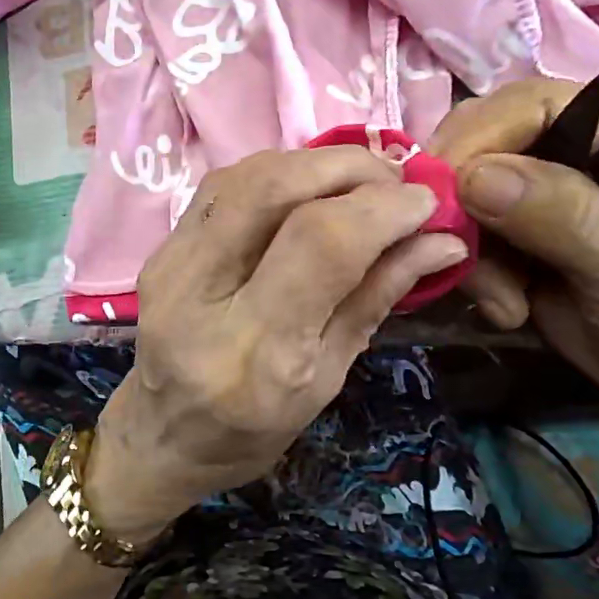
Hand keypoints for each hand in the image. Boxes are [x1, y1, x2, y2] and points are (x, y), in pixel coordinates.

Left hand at [85, 147, 470, 544]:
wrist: (162, 434)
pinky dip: (274, 175)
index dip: (382, 206)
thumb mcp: (326, 379)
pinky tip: (304, 191)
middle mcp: (200, 294)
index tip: (425, 202)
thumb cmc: (251, 429)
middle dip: (346, 167)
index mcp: (254, 349)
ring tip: (356, 183)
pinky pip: (219, 188)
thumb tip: (441, 238)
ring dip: (310, 164)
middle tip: (393, 181)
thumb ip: (375, 299)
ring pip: (242, 176)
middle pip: (271, 188)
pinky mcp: (157, 252)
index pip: (318, 241)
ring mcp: (169, 266)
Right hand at [426, 77, 598, 462]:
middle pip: (502, 135)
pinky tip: (510, 308)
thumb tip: (472, 176)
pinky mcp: (538, 224)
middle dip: (468, 197)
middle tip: (457, 254)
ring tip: (505, 303)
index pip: (550, 102)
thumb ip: (568, 220)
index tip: (435, 195)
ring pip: (476, 185)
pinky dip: (477, 267)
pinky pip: (476, 226)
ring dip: (474, 246)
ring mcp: (573, 184)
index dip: (481, 139)